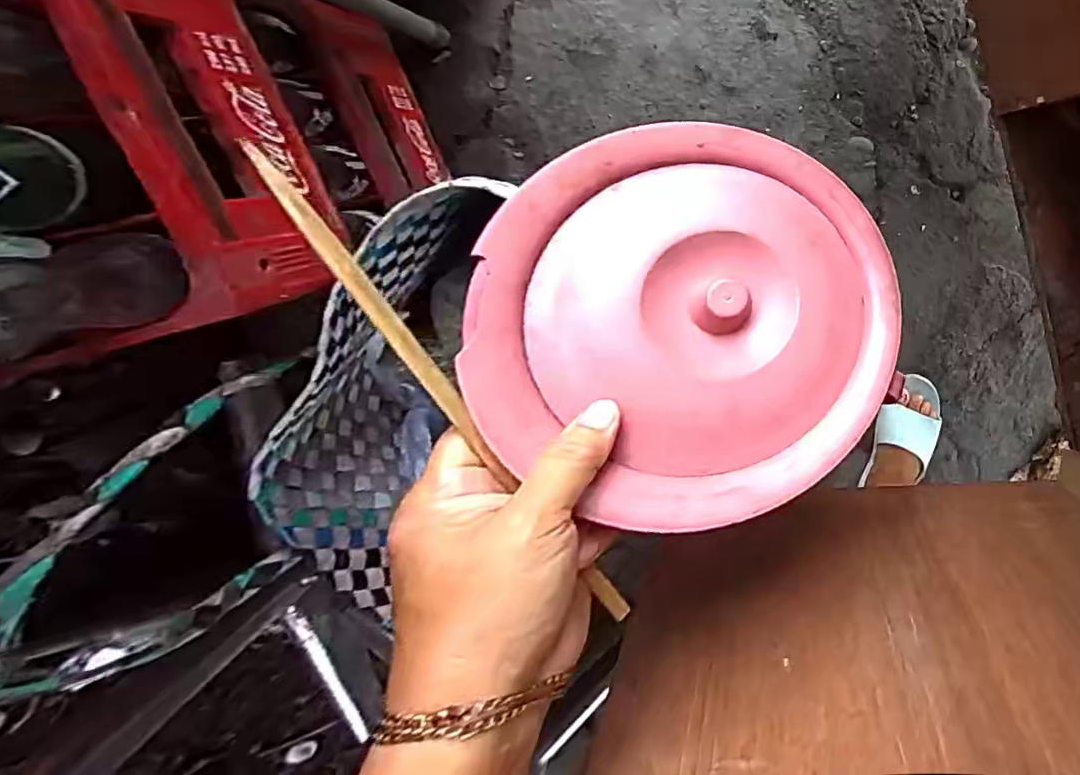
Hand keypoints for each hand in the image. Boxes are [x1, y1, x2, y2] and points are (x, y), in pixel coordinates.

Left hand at [382, 401, 620, 712]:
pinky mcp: (553, 553)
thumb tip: (598, 414)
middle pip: (533, 453)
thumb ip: (567, 463)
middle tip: (611, 406)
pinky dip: (609, 504)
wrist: (499, 699)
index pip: (482, 428)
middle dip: (573, 437)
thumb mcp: (527, 525)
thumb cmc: (477, 626)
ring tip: (630, 440)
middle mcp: (482, 510)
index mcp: (447, 497)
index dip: (524, 406)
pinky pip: (586, 513)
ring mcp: (520, 532)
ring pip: (566, 483)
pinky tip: (632, 487)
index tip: (566, 380)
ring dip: (597, 472)